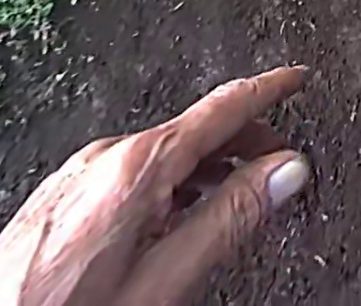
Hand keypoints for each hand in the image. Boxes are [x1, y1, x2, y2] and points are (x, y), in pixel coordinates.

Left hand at [0, 66, 311, 305]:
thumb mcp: (161, 283)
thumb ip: (230, 218)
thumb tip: (288, 169)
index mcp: (138, 166)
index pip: (224, 107)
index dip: (269, 88)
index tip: (297, 77)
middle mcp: (107, 155)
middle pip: (197, 126)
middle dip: (246, 135)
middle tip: (280, 159)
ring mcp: (81, 172)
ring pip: (166, 149)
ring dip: (209, 161)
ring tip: (235, 191)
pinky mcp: (63, 193)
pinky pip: (135, 166)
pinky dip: (172, 176)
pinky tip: (175, 211)